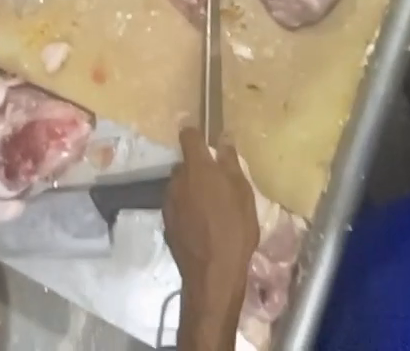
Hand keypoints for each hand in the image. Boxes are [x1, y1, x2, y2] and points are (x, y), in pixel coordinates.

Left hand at [165, 127, 259, 350]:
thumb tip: (224, 137)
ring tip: (211, 209)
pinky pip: (177, 206)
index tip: (205, 139)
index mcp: (197, 167)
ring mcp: (168, 202)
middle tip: (217, 184)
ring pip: (180, 186)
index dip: (196, 134)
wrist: (213, 274)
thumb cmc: (234, 228)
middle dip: (198, 169)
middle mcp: (177, 179)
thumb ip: (230, 161)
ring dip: (191, 190)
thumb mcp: (243, 192)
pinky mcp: (166, 223)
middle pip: (185, 164)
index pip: (188, 135)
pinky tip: (202, 225)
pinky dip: (186, 209)